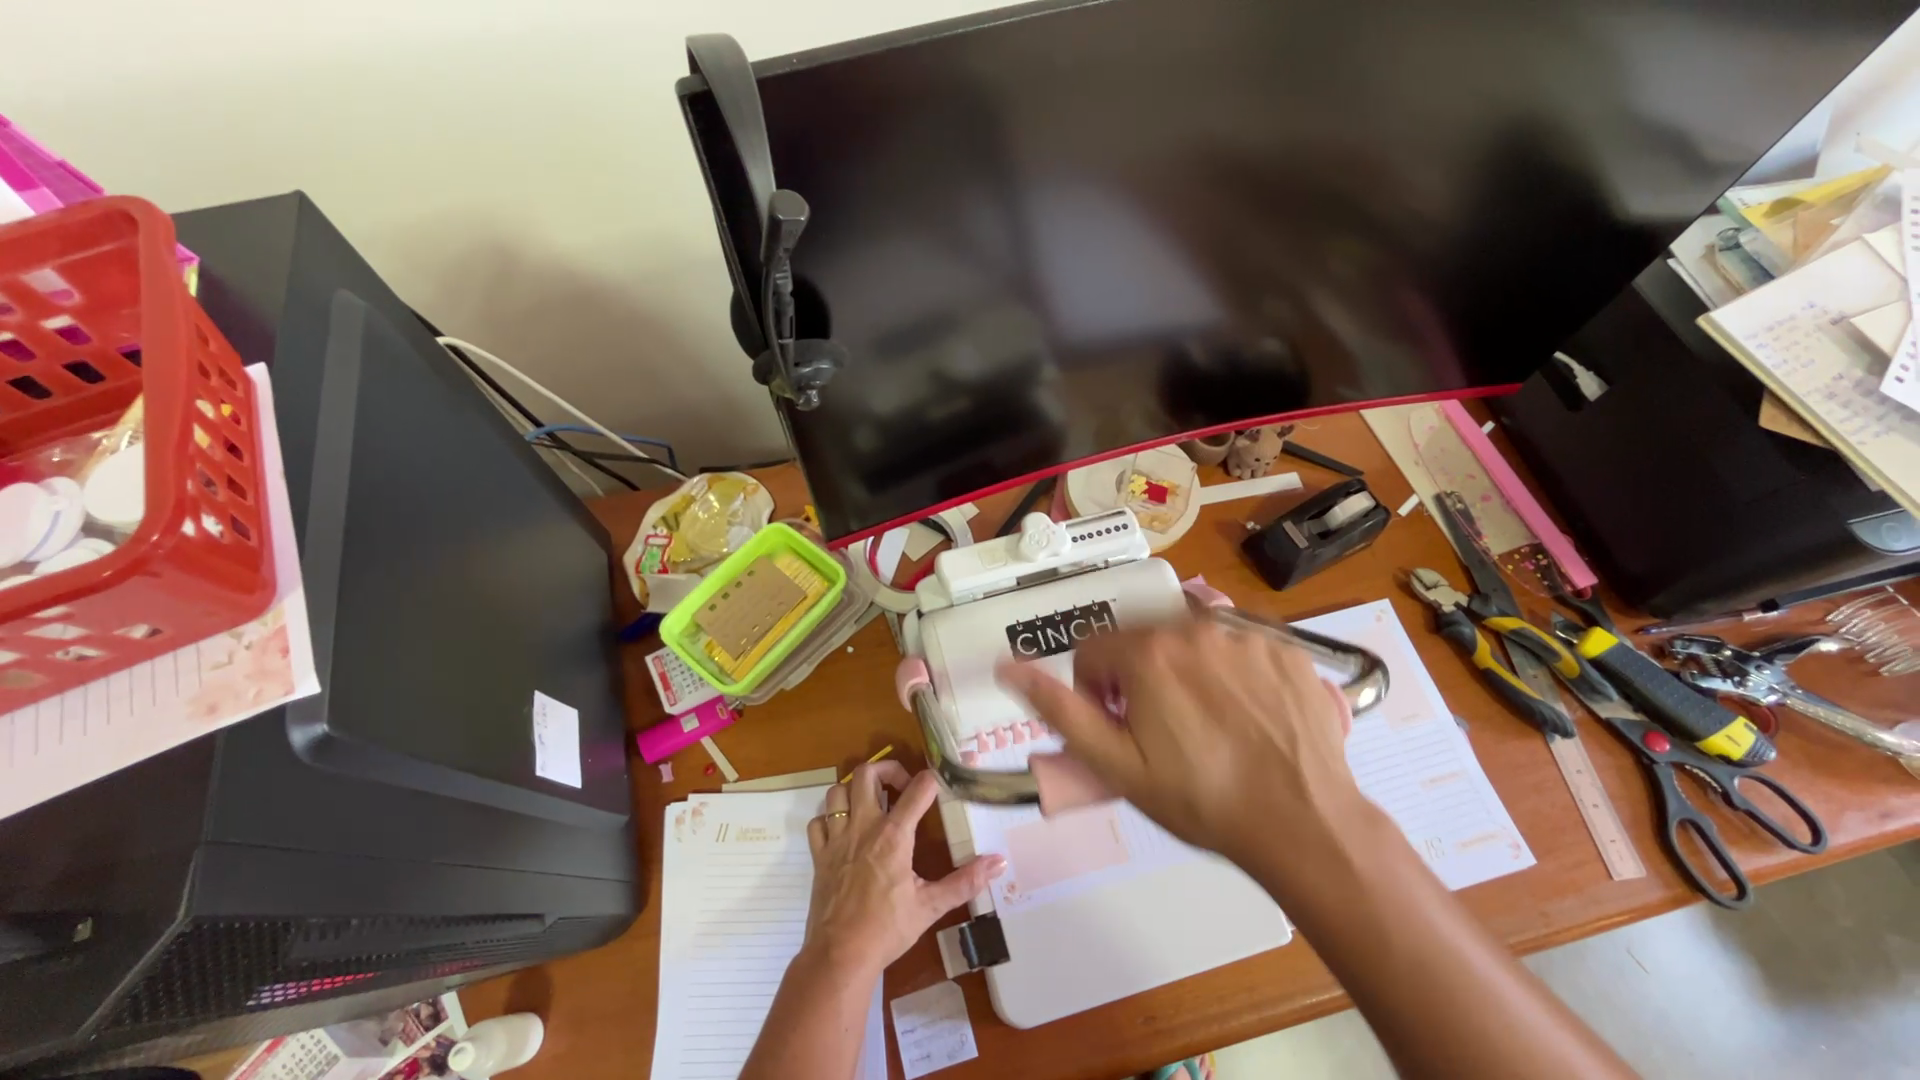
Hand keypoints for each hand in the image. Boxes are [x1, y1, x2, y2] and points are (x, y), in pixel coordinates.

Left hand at [802, 762, 1005, 978]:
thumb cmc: (887, 929)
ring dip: (855, 791)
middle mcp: (863, 827)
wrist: (840, 955)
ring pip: (838, 791)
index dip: (933, 780)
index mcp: (894, 835)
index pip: (918, 789)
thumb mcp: (931, 906)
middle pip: (866, 773)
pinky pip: (818, 822)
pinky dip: (829, 819)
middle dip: (887, 770)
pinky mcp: (819, 855)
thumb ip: (966, 881)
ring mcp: (836, 839)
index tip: (941, 786)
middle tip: (901, 788)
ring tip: (872, 804)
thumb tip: (999, 863)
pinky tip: (843, 831)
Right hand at [996, 618, 1366, 868]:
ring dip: (1186, 668)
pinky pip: (1241, 643)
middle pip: (1143, 638)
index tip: (1118, 726)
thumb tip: (1007, 667)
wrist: (1301, 822)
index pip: (1094, 650)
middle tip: (1161, 728)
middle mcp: (1195, 627)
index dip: (1096, 690)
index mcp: (1147, 653)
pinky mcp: (1287, 646)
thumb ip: (1060, 710)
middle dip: (1139, 675)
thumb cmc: (1200, 800)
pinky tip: (1246, 711)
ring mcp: (1247, 633)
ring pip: (1192, 637)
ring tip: (1207, 721)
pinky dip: (1232, 668)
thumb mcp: (1117, 766)